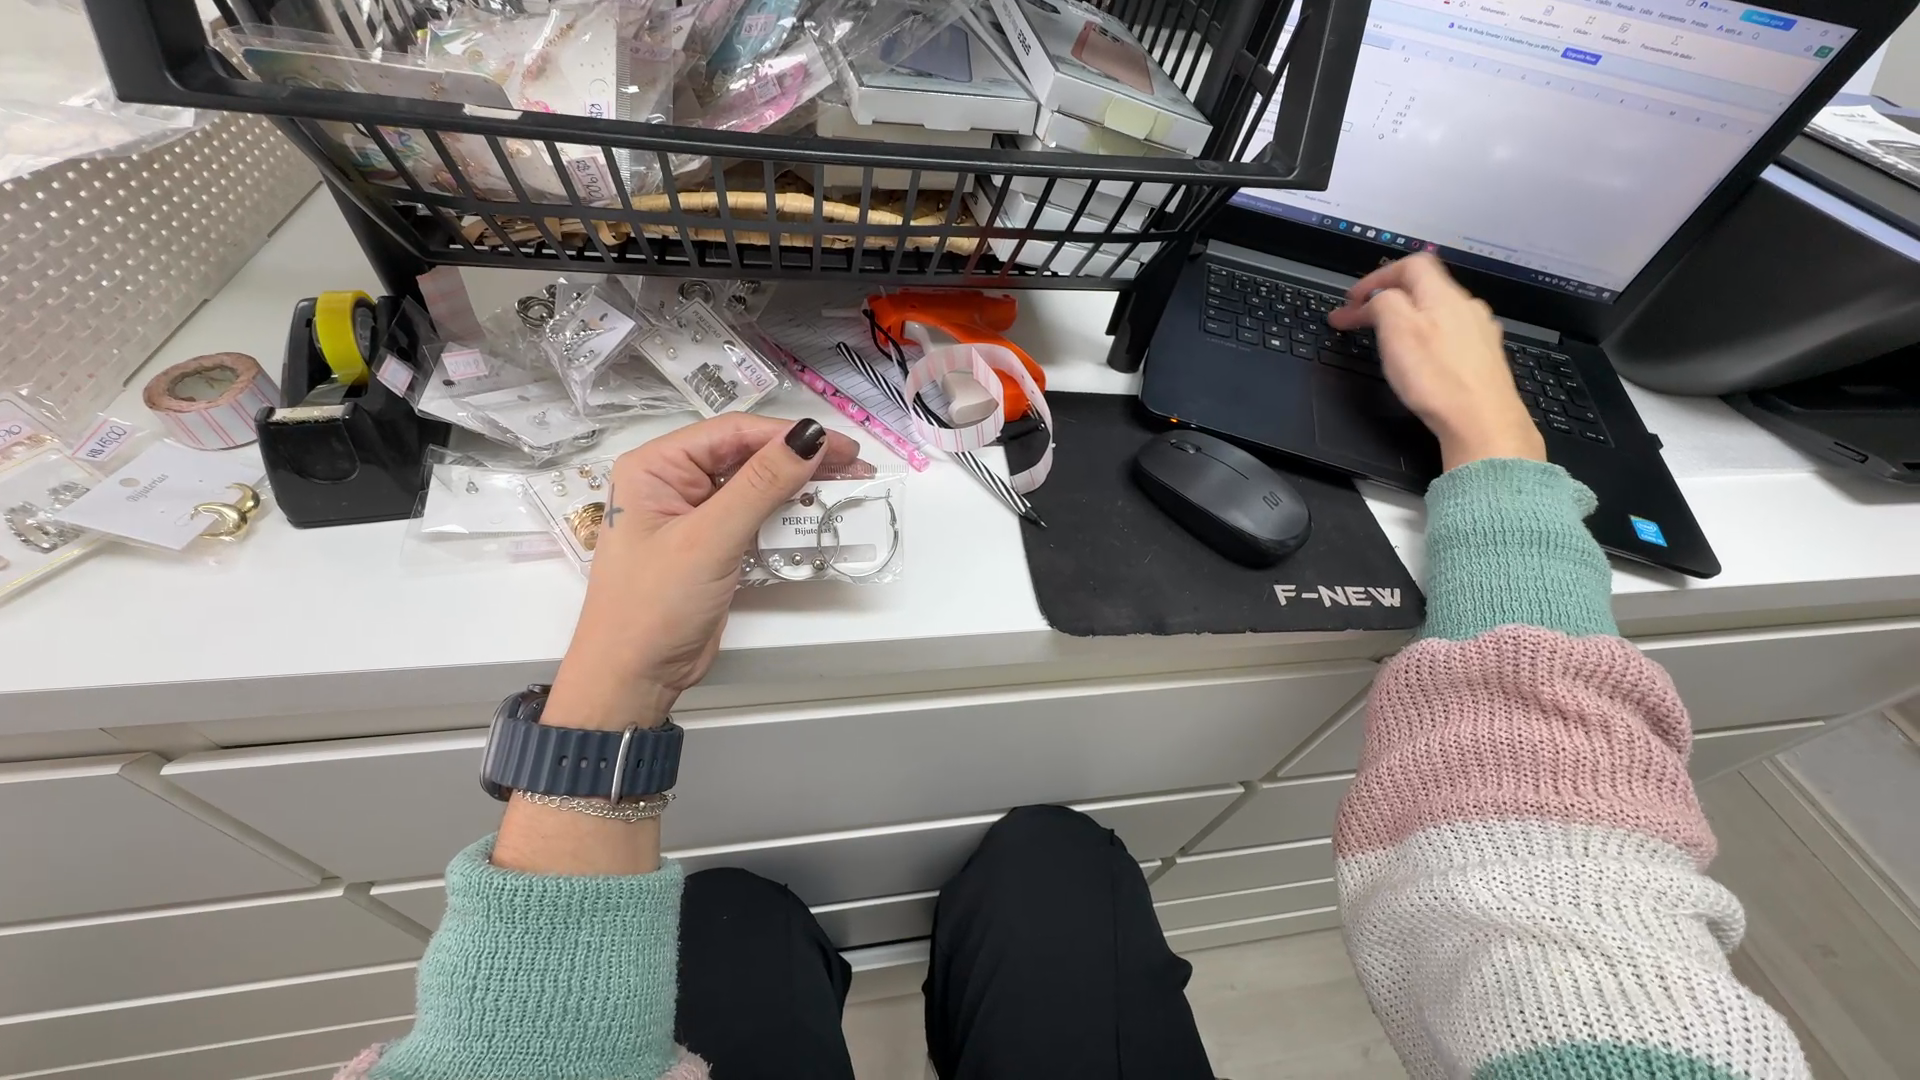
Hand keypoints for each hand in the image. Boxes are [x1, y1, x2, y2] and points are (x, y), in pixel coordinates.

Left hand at [542, 415, 862, 731]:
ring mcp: (695, 515)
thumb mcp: (710, 539)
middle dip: (800, 460)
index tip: (841, 447)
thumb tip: (810, 438)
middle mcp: (674, 482)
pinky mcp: (714, 545)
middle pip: (748, 456)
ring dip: (799, 489)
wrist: (634, 677)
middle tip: (855, 467)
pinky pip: (757, 519)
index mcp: (657, 467)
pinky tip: (818, 516)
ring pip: (757, 488)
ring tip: (847, 488)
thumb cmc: (656, 605)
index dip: (789, 435)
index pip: (733, 433)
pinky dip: (787, 518)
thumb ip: (761, 485)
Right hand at [1327, 254, 1544, 470]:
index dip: (1376, 277)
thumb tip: (1377, 297)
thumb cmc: (1438, 379)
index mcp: (1443, 296)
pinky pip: (1448, 336)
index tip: (1352, 299)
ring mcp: (1478, 332)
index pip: (1409, 266)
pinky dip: (1424, 340)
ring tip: (1385, 340)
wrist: (1480, 420)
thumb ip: (1383, 304)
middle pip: (1422, 289)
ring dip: (1405, 320)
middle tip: (1358, 320)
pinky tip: (1418, 360)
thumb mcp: (1396, 331)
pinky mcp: (1481, 357)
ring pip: (1435, 313)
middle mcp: (1466, 307)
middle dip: (1386, 300)